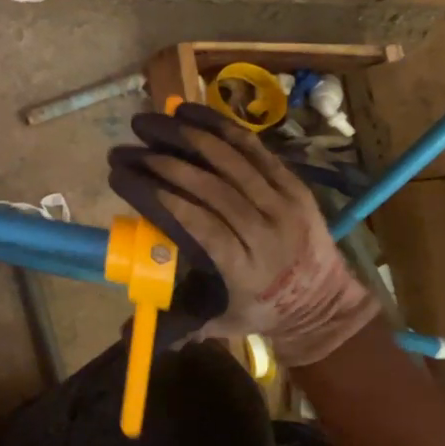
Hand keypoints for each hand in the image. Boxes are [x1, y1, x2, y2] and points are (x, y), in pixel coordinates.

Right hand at [108, 104, 377, 366]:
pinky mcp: (292, 185)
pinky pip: (254, 149)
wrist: (325, 306)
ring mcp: (283, 205)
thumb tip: (119, 334)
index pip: (196, 222)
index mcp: (242, 267)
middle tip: (124, 148)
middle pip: (210, 186)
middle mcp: (265, 232)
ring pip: (231, 160)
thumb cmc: (258, 312)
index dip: (158, 195)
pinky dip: (219, 127)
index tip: (121, 177)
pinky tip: (187, 112)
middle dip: (161, 161)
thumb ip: (173, 322)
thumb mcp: (217, 324)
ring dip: (185, 136)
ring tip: (148, 122)